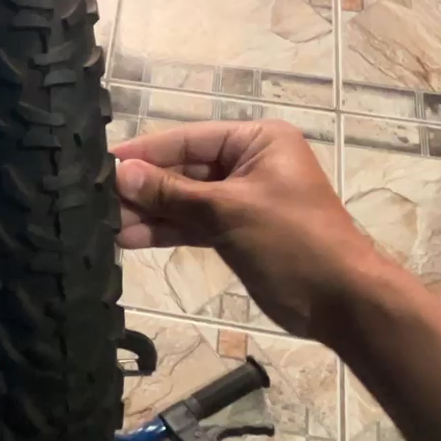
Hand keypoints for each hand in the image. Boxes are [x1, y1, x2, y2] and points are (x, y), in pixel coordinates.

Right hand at [113, 120, 398, 336]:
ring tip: (104, 224)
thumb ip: (172, 192)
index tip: (106, 161)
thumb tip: (122, 173)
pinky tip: (129, 238)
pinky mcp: (234, 233)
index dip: (147, 151)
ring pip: (184, 201)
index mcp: (257, 142)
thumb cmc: (292, 240)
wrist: (341, 302)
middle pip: (184, 170)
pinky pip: (192, 225)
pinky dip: (165, 231)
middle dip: (144, 187)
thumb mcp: (229, 210)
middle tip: (99, 198)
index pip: (189, 138)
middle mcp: (247, 164)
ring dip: (149, 213)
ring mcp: (239, 201)